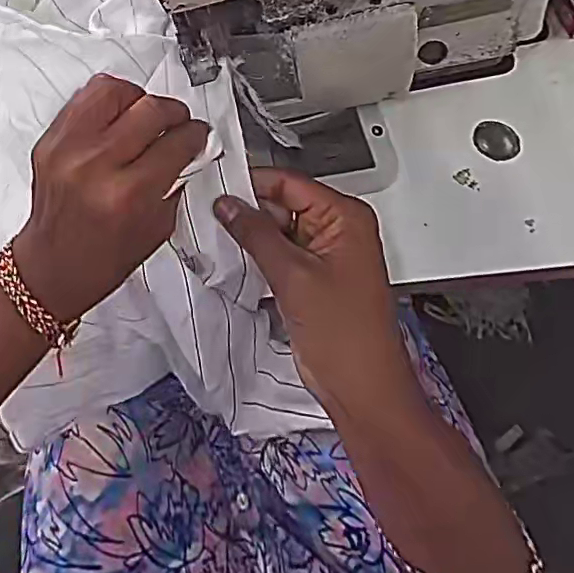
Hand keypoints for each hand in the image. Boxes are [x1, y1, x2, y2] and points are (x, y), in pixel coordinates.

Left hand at [12, 75, 209, 324]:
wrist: (52, 268)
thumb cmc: (100, 257)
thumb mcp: (157, 225)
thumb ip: (176, 180)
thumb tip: (190, 144)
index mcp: (126, 195)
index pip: (176, 142)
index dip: (196, 134)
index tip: (198, 134)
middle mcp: (94, 167)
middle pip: (151, 109)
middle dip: (175, 114)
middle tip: (177, 124)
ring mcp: (67, 149)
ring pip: (113, 90)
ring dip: (138, 99)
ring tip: (143, 116)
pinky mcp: (49, 141)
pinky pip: (84, 98)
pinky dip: (107, 101)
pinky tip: (116, 118)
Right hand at [214, 169, 412, 411]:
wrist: (362, 390)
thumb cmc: (347, 337)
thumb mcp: (293, 276)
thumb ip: (256, 234)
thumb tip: (229, 205)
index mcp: (345, 216)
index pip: (290, 182)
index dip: (252, 183)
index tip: (217, 186)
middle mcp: (339, 228)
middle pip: (283, 203)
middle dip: (249, 212)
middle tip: (211, 217)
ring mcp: (326, 253)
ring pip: (279, 229)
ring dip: (252, 236)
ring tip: (218, 240)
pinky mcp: (314, 276)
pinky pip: (282, 253)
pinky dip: (261, 257)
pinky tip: (236, 262)